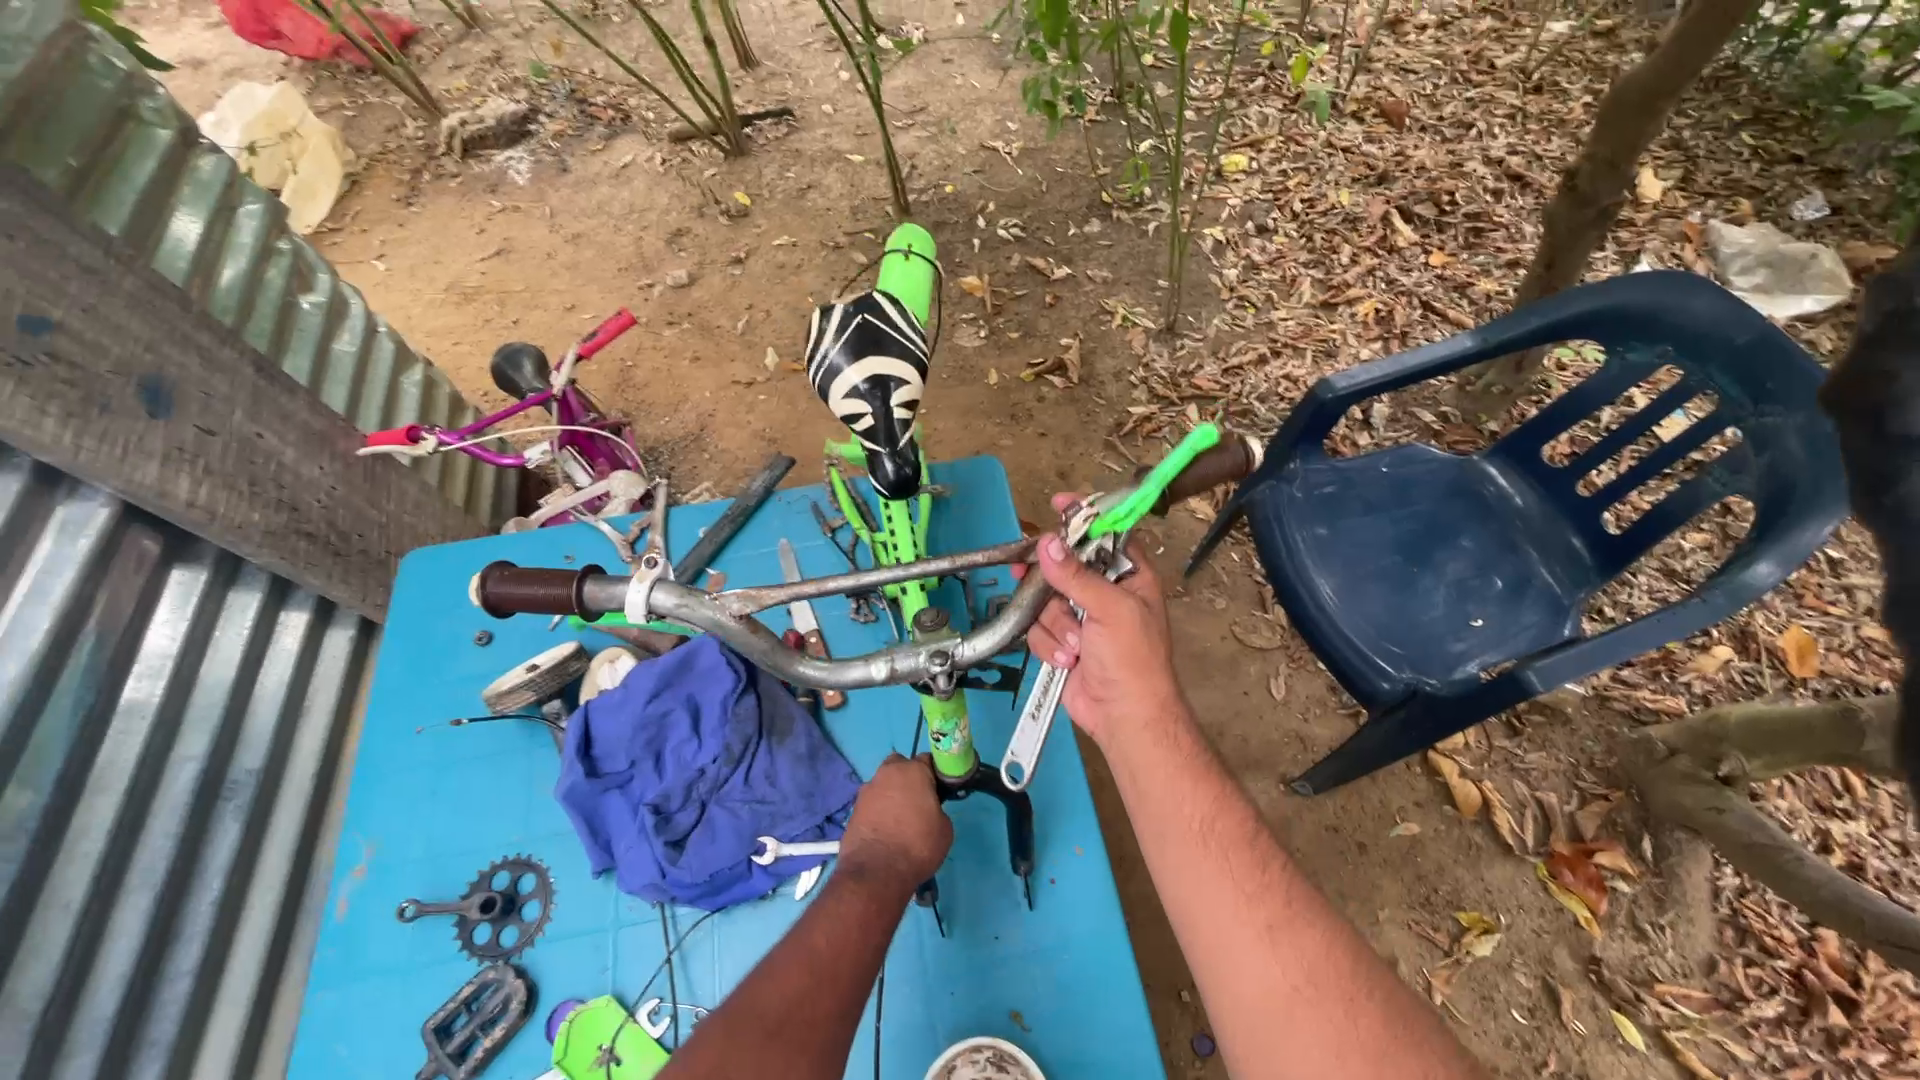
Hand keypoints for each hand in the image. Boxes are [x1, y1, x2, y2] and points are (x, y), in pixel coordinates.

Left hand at [838, 754, 952, 888]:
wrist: (876, 872)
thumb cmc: (917, 846)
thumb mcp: (944, 828)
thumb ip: (937, 809)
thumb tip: (927, 810)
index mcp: (913, 771)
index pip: (927, 760)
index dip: (934, 775)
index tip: (938, 790)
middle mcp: (887, 773)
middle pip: (899, 765)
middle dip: (907, 777)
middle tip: (917, 801)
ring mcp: (866, 790)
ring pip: (883, 784)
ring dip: (891, 794)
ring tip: (899, 820)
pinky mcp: (853, 809)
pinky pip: (872, 803)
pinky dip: (878, 811)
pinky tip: (885, 830)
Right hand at [1023, 493, 1183, 745]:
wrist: (1124, 716)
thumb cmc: (1133, 660)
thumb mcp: (1111, 610)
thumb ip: (1076, 576)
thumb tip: (1047, 544)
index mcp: (1129, 577)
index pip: (1104, 536)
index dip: (1083, 520)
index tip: (1058, 504)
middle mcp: (1103, 593)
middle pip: (1063, 567)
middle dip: (1050, 582)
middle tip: (1026, 572)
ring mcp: (1080, 619)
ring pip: (1045, 600)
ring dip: (1055, 625)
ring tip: (1076, 645)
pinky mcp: (1061, 642)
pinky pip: (1038, 628)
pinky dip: (1049, 644)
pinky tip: (1067, 659)